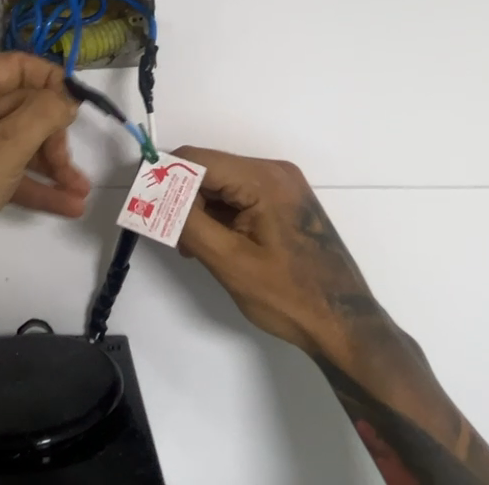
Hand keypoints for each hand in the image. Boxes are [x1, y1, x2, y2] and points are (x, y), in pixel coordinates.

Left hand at [0, 53, 87, 297]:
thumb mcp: (8, 144)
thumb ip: (44, 113)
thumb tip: (66, 97)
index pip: (17, 67)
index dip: (50, 79)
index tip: (77, 104)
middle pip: (21, 107)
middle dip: (54, 135)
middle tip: (70, 165)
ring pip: (18, 143)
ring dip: (51, 164)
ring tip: (82, 191)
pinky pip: (8, 172)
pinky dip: (35, 185)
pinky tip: (67, 204)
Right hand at [172, 146, 396, 359]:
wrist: (347, 328)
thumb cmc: (288, 296)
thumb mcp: (229, 261)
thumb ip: (187, 221)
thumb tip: (151, 193)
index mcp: (263, 178)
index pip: (197, 160)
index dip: (163, 178)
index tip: (142, 204)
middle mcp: (275, 172)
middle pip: (209, 171)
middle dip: (183, 200)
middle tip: (174, 241)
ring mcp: (284, 187)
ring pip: (222, 185)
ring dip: (201, 211)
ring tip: (194, 250)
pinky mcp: (286, 203)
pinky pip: (240, 197)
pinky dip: (222, 216)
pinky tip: (216, 246)